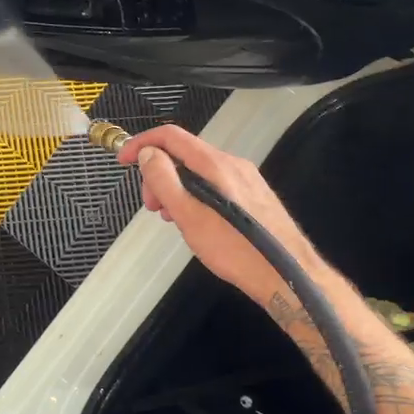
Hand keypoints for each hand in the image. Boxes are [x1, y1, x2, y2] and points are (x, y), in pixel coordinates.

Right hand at [117, 125, 327, 305]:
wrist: (289, 278)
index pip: (171, 136)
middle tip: (151, 205)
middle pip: (184, 154)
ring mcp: (246, 179)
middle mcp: (233, 164)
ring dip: (175, 187)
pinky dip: (194, 194)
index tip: (124, 160)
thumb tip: (148, 154)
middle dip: (158, 174)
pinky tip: (194, 221)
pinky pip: (214, 184)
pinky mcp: (254, 195)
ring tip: (171, 217)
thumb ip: (164, 180)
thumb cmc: (235, 249)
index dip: (142, 143)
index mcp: (215, 164)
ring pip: (198, 171)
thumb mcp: (188, 215)